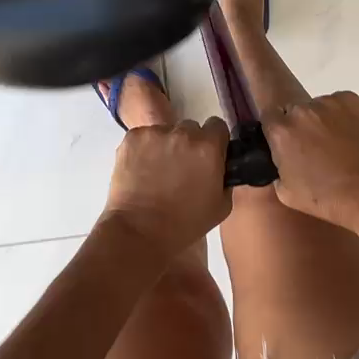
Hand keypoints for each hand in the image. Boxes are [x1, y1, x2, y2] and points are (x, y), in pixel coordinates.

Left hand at [101, 117, 231, 257]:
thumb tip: (220, 164)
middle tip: (182, 167)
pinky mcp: (132, 137)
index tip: (208, 155)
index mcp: (208, 148)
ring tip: (157, 172)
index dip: (214, 140)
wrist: (139, 231)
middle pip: (190, 128)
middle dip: (189, 144)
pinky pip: (144, 136)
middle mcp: (183, 133)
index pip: (217, 126)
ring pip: (166, 131)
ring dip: (165, 145)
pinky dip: (144, 148)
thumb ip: (226, 177)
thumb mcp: (221, 206)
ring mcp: (155, 132)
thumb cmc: (184, 224)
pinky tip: (141, 170)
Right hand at [263, 91, 358, 232]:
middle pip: (295, 112)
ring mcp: (329, 102)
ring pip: (319, 108)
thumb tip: (281, 157)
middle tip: (316, 149)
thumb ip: (277, 167)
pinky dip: (344, 117)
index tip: (289, 143)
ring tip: (340, 145)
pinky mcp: (352, 100)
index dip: (278, 129)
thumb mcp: (287, 193)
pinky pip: (340, 105)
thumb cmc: (328, 198)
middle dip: (302, 127)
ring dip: (324, 121)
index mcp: (281, 131)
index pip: (269, 117)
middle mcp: (301, 109)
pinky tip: (354, 137)